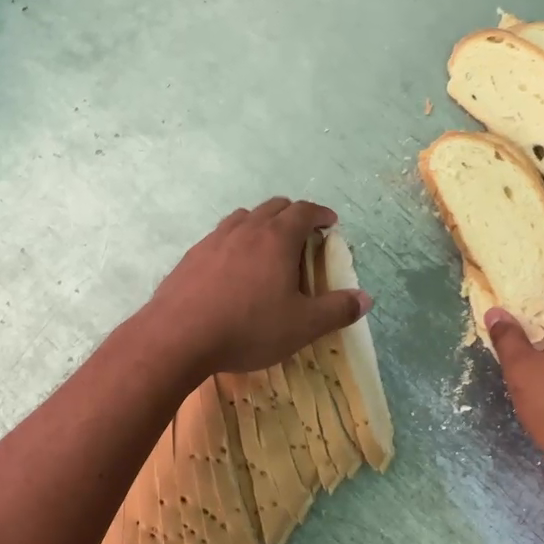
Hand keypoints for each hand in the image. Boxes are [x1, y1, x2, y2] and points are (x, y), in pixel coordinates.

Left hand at [144, 198, 371, 375]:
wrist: (177, 337)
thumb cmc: (248, 328)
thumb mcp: (302, 326)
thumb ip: (337, 310)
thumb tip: (366, 298)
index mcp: (277, 238)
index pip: (304, 211)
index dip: (320, 214)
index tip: (330, 223)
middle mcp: (246, 229)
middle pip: (273, 207)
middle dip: (293, 215)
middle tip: (303, 235)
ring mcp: (214, 240)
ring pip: (243, 218)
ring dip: (261, 224)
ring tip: (268, 247)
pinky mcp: (191, 257)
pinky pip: (220, 237)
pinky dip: (235, 242)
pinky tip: (233, 269)